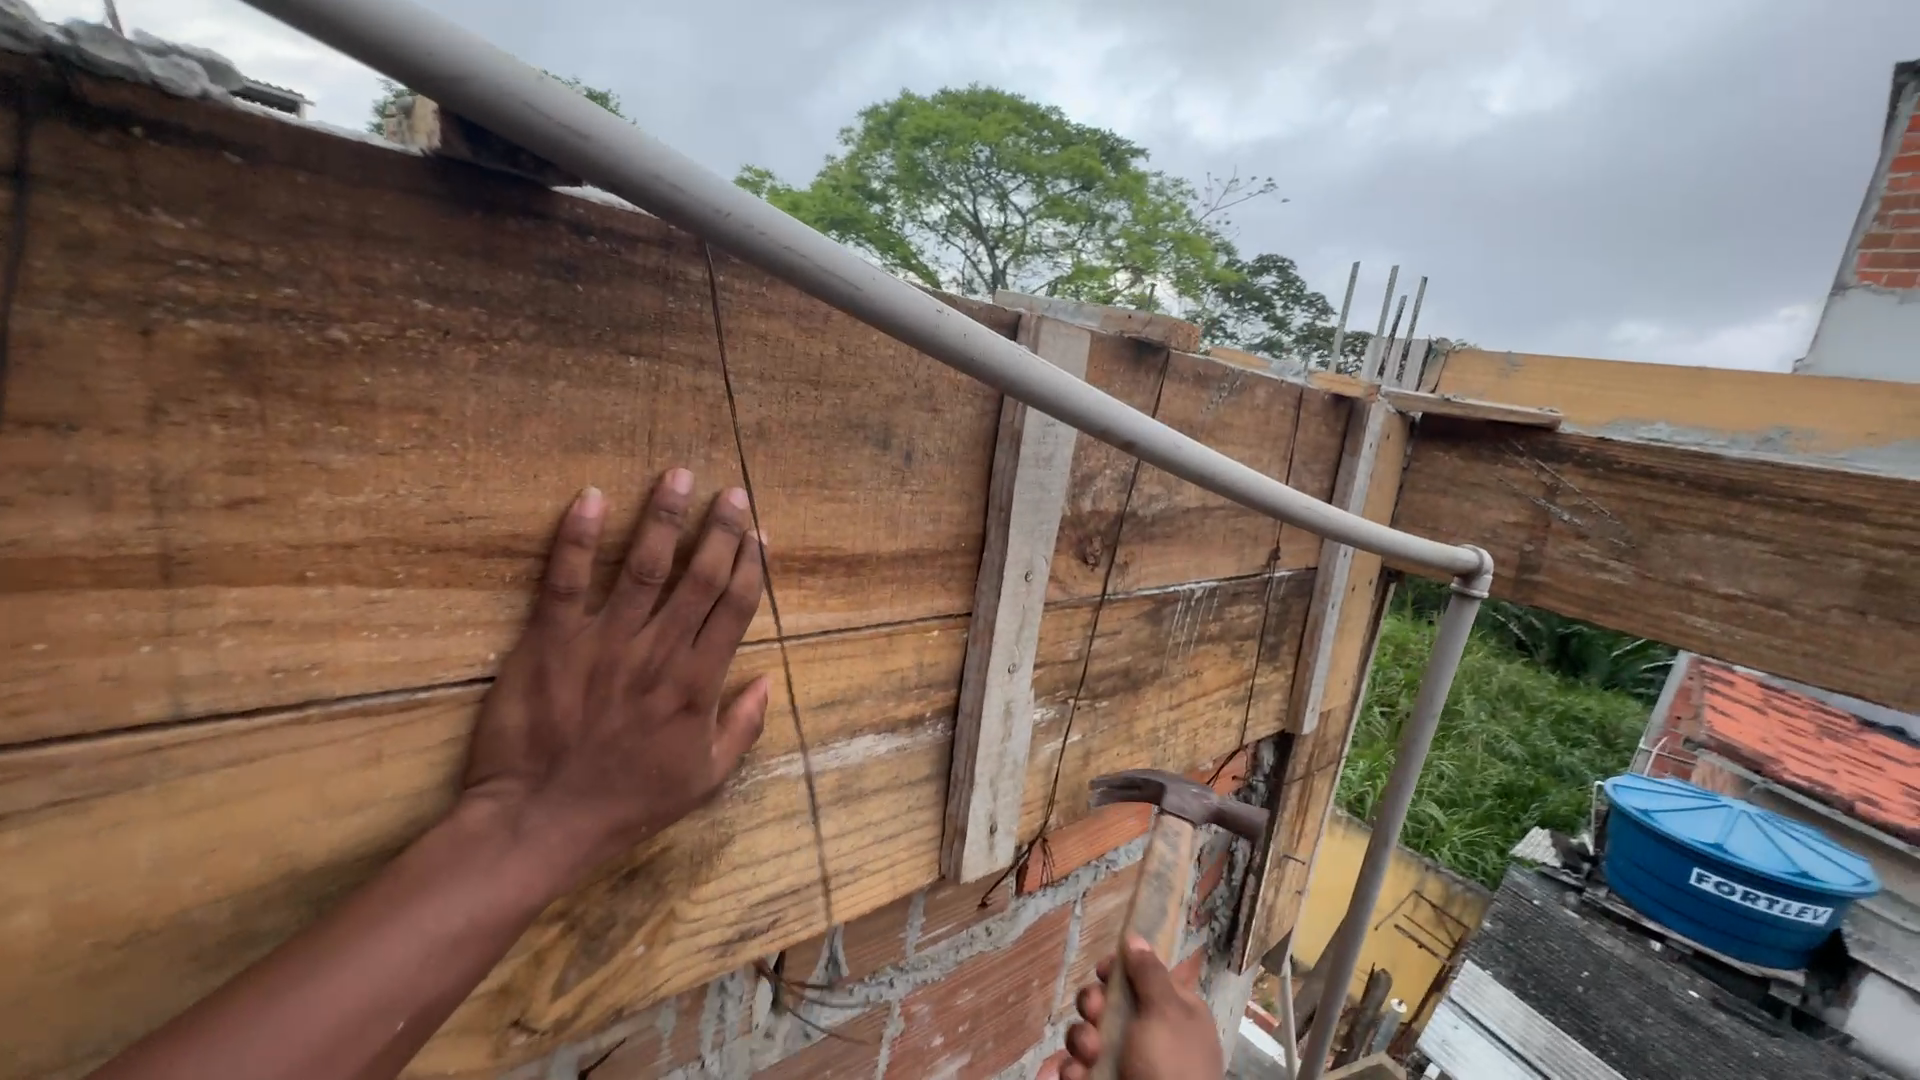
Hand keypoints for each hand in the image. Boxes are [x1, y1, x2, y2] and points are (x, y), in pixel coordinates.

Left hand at [460, 469, 771, 889]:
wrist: (539, 823)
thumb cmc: (628, 804)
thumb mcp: (706, 781)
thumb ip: (744, 728)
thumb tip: (767, 680)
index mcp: (698, 683)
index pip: (734, 607)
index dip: (751, 565)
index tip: (760, 532)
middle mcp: (659, 652)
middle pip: (698, 576)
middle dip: (720, 529)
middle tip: (732, 491)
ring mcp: (603, 642)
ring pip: (642, 566)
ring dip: (664, 517)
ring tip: (678, 476)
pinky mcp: (549, 642)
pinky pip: (564, 580)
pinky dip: (575, 537)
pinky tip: (590, 498)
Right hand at [1038, 935, 1223, 1079]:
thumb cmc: (1173, 1067)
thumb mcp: (1166, 1012)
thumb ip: (1147, 972)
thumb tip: (1135, 936)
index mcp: (1172, 1012)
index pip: (1139, 976)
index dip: (1118, 969)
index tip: (1103, 971)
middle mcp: (1147, 1035)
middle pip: (1106, 1002)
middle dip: (1091, 1005)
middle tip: (1094, 1014)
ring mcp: (1124, 1064)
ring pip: (1086, 1035)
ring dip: (1080, 1040)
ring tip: (1089, 1055)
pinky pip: (1076, 1069)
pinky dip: (1072, 1071)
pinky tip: (1077, 1075)